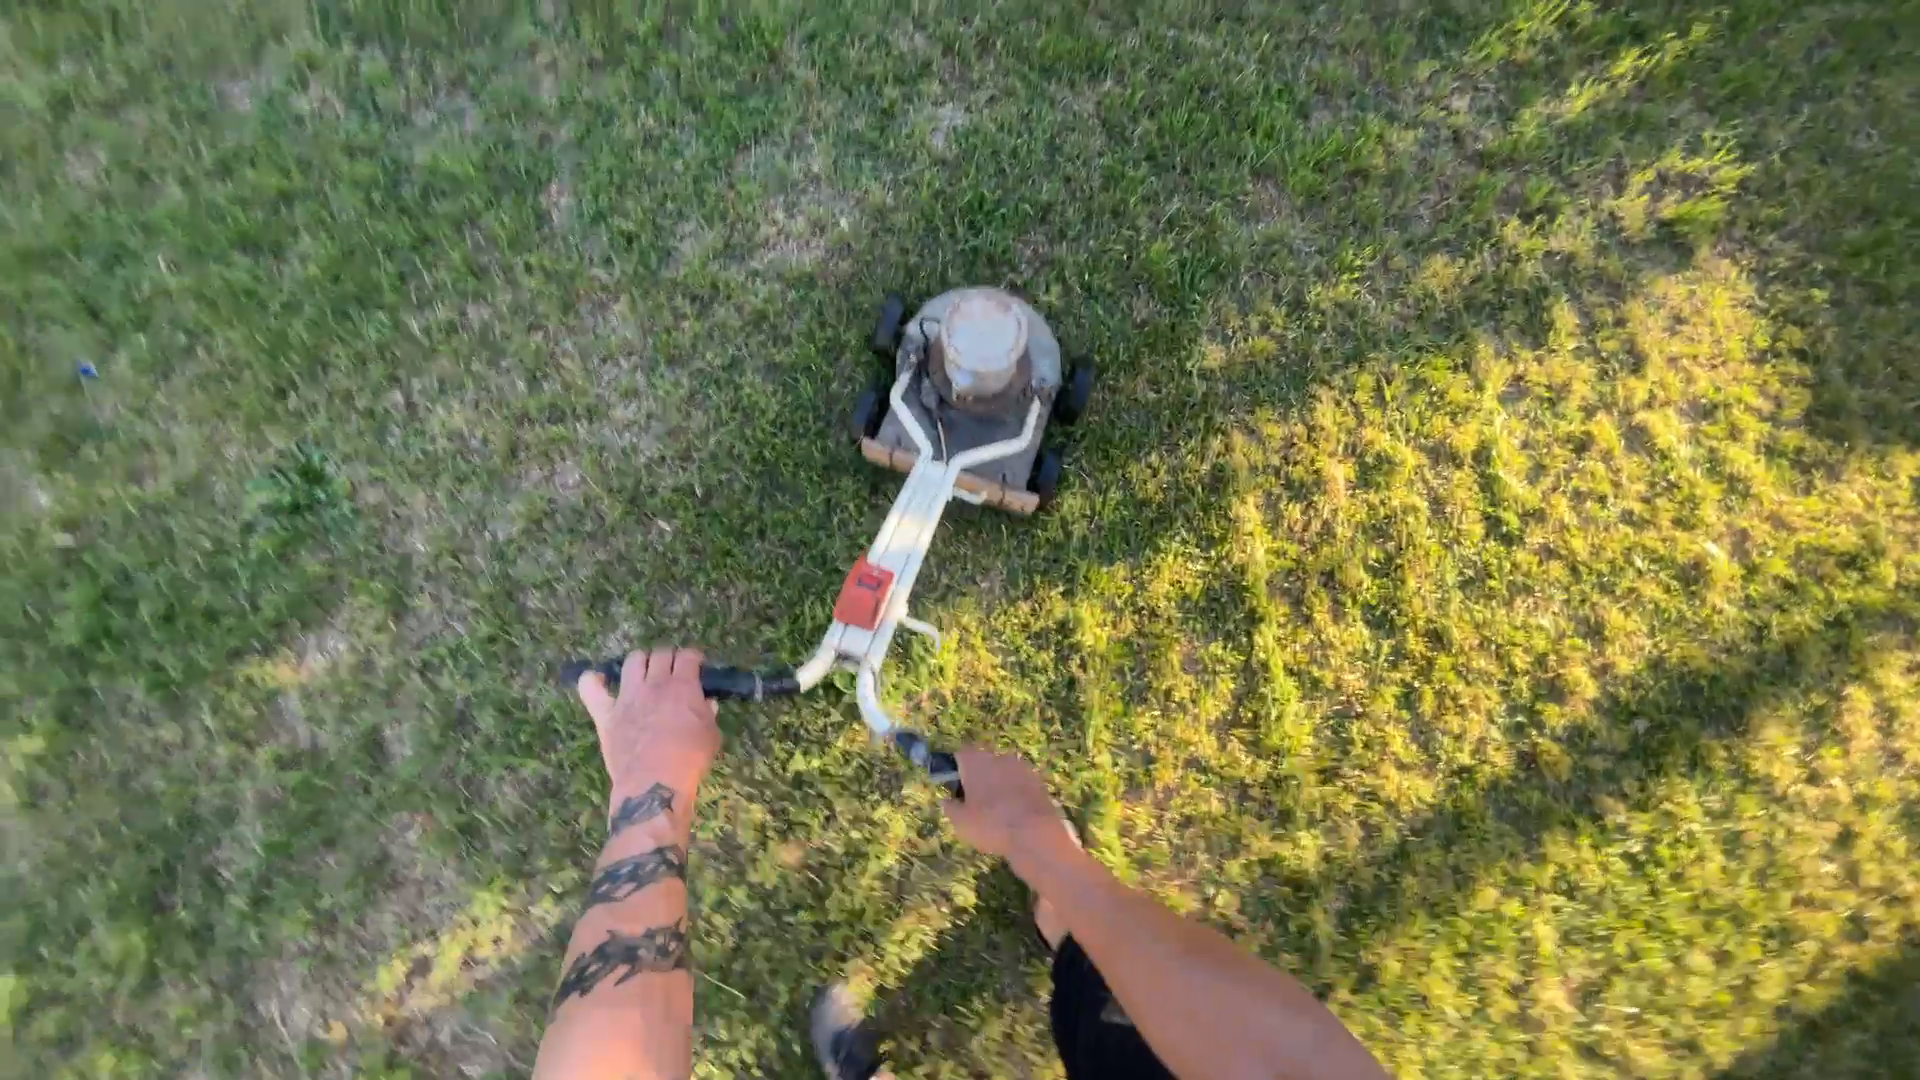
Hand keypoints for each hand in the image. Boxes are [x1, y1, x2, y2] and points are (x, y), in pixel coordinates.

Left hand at [577, 648, 720, 809]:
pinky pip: (591, 689)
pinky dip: (592, 681)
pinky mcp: (606, 713)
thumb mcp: (711, 735)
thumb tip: (707, 703)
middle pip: (662, 653)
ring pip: (633, 661)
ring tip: (645, 671)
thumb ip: (708, 714)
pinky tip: (596, 679)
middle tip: (673, 669)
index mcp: (684, 686)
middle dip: (670, 657)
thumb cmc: (690, 759)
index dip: (694, 657)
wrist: (655, 783)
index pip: (689, 656)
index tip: (696, 665)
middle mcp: (655, 683)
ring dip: (641, 661)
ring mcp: (628, 696)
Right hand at [940, 750, 1066, 861]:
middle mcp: (998, 757)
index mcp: (976, 762)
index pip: (960, 755)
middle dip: (977, 778)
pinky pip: (1019, 783)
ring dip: (997, 785)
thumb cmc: (990, 824)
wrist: (1035, 834)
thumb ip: (950, 807)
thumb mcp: (960, 822)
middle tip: (974, 803)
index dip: (955, 770)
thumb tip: (947, 800)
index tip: (954, 788)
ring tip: (996, 812)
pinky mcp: (1038, 780)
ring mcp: (1021, 767)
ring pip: (1002, 772)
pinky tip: (1014, 814)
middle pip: (982, 762)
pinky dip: (1014, 793)